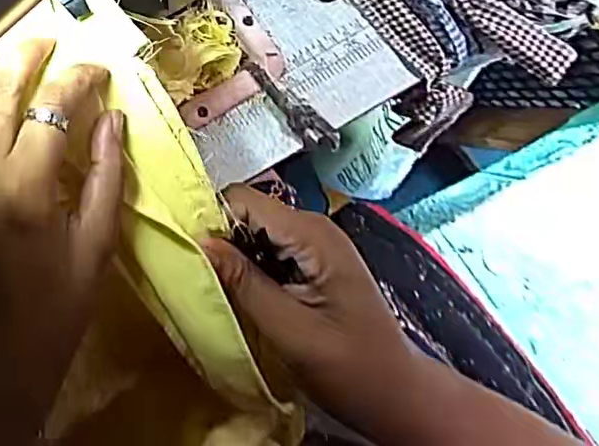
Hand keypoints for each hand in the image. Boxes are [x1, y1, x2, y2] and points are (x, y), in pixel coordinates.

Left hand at [0, 39, 126, 445]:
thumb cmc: (53, 311)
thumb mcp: (95, 247)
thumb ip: (106, 174)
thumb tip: (112, 115)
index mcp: (25, 189)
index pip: (53, 105)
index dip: (79, 78)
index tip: (97, 71)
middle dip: (28, 53)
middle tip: (51, 43)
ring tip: (9, 50)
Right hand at [201, 185, 417, 428]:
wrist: (402, 400)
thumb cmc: (353, 370)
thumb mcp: (292, 333)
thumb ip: (245, 284)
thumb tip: (199, 243)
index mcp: (311, 234)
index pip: (243, 199)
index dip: (214, 221)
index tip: (196, 256)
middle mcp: (311, 225)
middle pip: (247, 211)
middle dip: (224, 240)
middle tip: (210, 279)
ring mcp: (313, 240)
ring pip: (254, 228)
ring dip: (237, 255)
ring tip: (228, 290)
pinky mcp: (311, 256)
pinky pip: (268, 245)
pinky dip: (253, 265)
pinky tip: (251, 295)